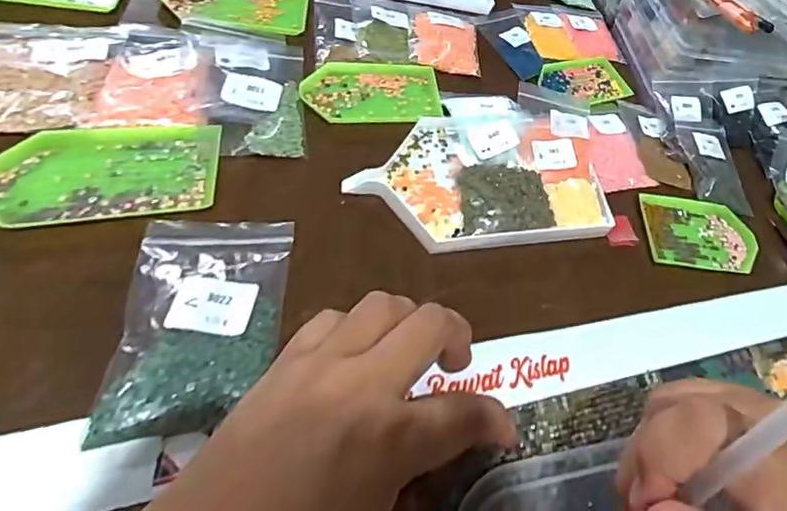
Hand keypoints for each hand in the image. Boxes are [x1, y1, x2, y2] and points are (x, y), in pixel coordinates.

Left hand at [150, 292, 516, 510]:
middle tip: (455, 365)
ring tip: (404, 351)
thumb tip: (443, 455)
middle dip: (457, 335)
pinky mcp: (283, 360)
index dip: (493, 418)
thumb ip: (413, 482)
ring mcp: (318, 363)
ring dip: (406, 323)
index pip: (462, 413)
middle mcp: (359, 383)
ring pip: (383, 304)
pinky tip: (351, 356)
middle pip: (430, 322)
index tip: (503, 428)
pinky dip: (355, 329)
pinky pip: (333, 318)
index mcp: (385, 437)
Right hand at [617, 379, 786, 510]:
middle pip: (685, 400)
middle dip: (648, 446)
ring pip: (688, 394)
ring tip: (650, 488)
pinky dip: (679, 433)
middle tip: (633, 500)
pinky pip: (705, 403)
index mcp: (778, 457)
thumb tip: (649, 506)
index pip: (701, 418)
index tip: (640, 503)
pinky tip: (678, 475)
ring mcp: (769, 412)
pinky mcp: (765, 420)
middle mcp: (772, 419)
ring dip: (659, 437)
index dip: (657, 452)